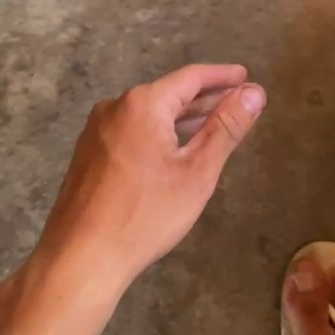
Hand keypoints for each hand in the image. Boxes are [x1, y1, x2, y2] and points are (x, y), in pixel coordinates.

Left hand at [32, 64, 266, 294]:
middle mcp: (116, 106)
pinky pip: (132, 130)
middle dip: (205, 98)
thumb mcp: (196, 172)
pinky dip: (159, 132)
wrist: (80, 259)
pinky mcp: (89, 153)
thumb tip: (255, 92)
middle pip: (169, 94)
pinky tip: (173, 149)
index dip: (222, 76)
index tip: (245, 76)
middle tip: (238, 101)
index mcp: (143, 103)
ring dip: (182, 117)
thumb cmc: (145, 215)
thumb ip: (227, 127)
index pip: (191, 77)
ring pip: (150, 114)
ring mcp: (97, 130)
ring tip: (213, 124)